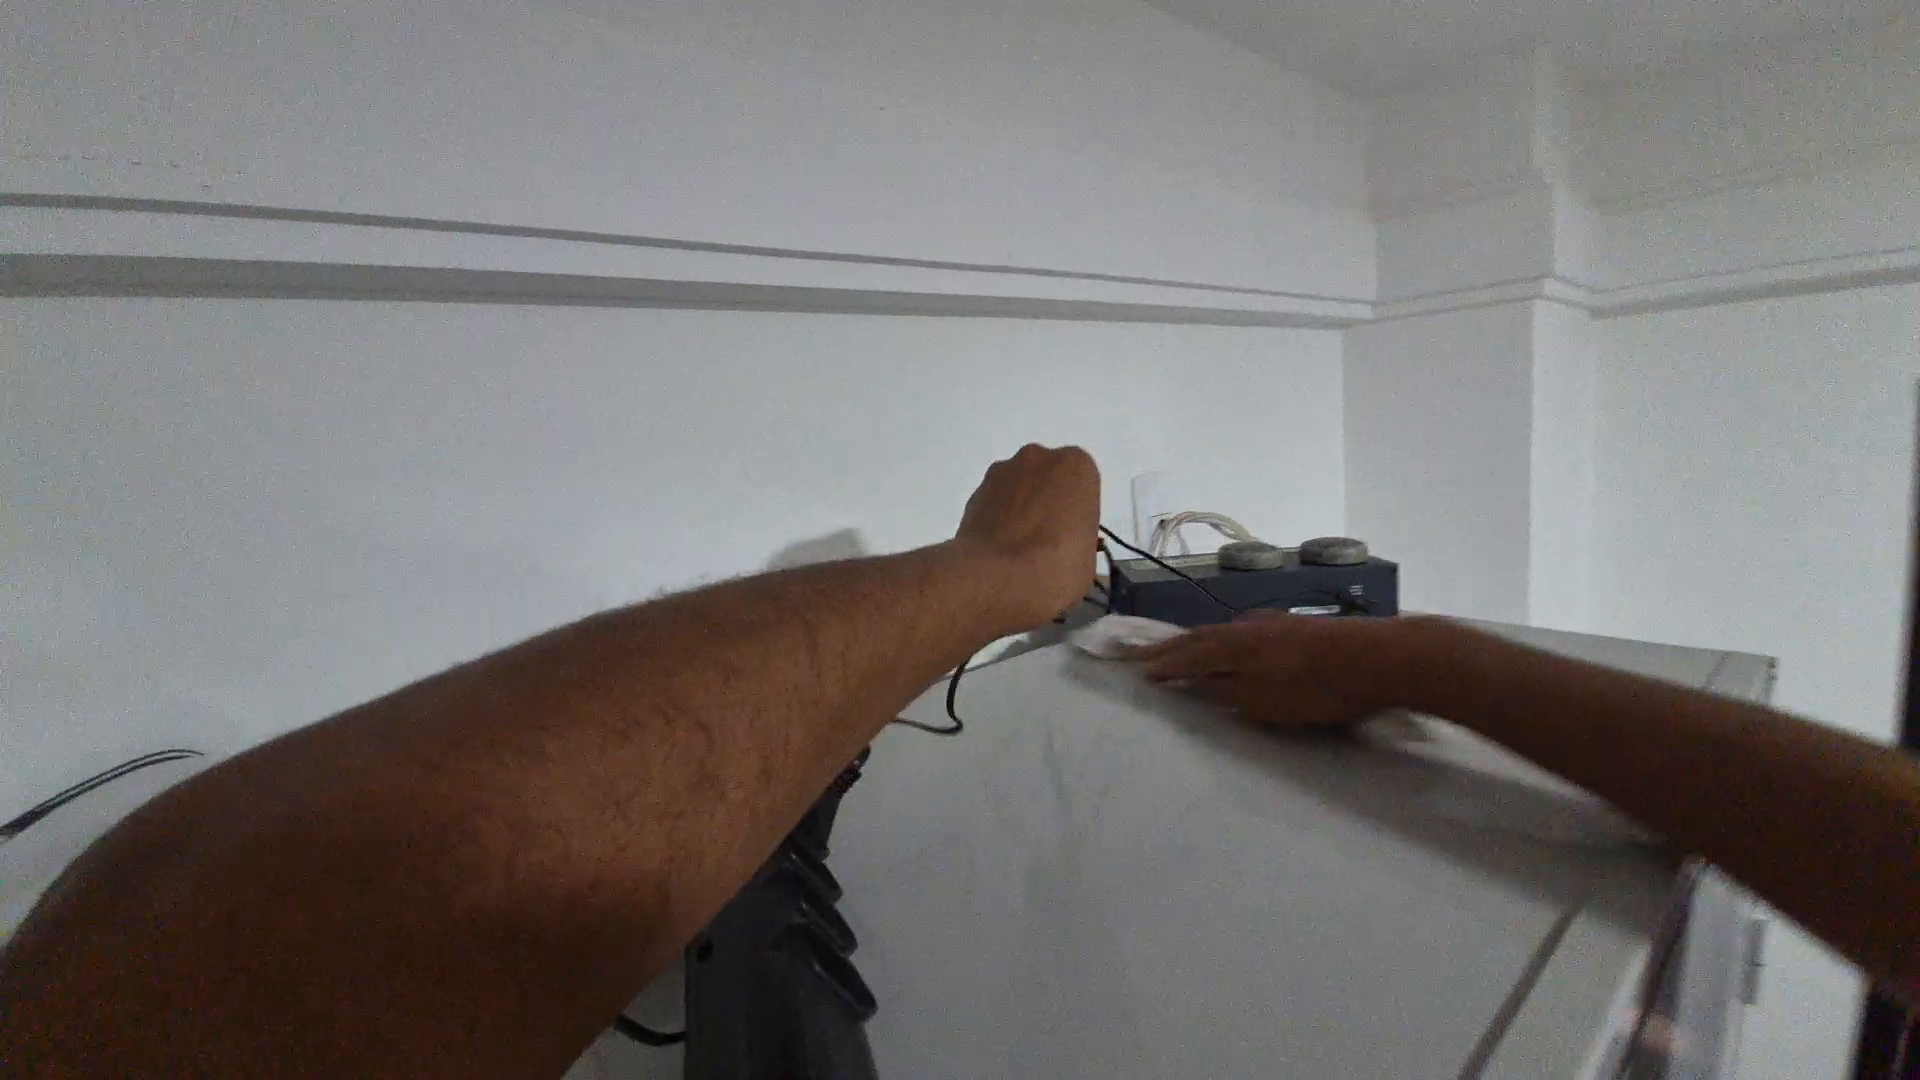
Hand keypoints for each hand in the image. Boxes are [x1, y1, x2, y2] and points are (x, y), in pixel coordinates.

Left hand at [954, 443, 1099, 630]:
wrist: (996, 577)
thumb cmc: (1057, 566)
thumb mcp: (1088, 561)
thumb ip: (1079, 541)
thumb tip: (1065, 551)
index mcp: (1076, 465)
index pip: (1082, 485)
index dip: (1077, 515)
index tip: (1072, 539)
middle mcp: (1037, 457)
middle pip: (1047, 480)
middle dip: (1046, 505)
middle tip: (1046, 543)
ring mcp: (1000, 473)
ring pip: (1017, 490)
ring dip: (1019, 511)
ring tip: (1018, 551)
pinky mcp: (973, 494)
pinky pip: (993, 505)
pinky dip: (996, 522)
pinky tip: (997, 551)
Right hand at [1131, 612, 1417, 726]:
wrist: (1380, 657)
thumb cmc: (1319, 688)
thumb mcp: (1266, 702)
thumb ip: (1227, 692)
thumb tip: (1195, 683)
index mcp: (1233, 648)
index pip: (1186, 657)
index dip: (1162, 665)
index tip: (1136, 670)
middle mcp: (1245, 628)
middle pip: (1198, 637)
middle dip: (1169, 647)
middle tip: (1144, 653)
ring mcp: (1270, 623)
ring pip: (1220, 630)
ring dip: (1194, 640)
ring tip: (1178, 646)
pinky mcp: (1293, 625)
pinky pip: (1241, 629)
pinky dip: (1222, 638)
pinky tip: (1232, 641)